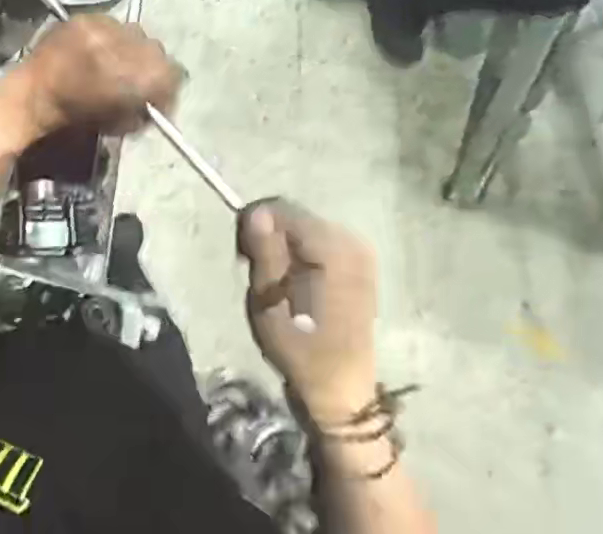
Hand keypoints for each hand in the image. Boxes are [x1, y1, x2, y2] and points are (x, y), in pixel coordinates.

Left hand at [0, 16, 181, 139]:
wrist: (30, 95)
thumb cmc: (73, 117)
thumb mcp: (118, 123)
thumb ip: (144, 109)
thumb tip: (161, 100)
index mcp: (131, 75)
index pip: (169, 72)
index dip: (167, 86)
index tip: (160, 95)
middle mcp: (121, 45)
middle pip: (155, 50)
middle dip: (151, 66)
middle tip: (140, 78)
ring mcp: (101, 27)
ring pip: (136, 33)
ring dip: (132, 49)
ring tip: (118, 61)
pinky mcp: (85, 17)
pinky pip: (112, 23)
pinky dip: (111, 37)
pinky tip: (99, 49)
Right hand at [238, 199, 378, 421]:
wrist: (343, 393)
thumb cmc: (302, 350)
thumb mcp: (270, 303)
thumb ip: (264, 252)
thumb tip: (255, 211)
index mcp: (332, 248)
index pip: (279, 209)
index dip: (254, 226)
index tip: (243, 257)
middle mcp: (351, 240)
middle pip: (293, 216)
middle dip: (269, 235)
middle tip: (256, 271)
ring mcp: (359, 252)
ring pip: (303, 228)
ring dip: (282, 246)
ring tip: (275, 281)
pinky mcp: (360, 264)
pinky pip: (318, 242)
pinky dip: (300, 255)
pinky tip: (295, 283)